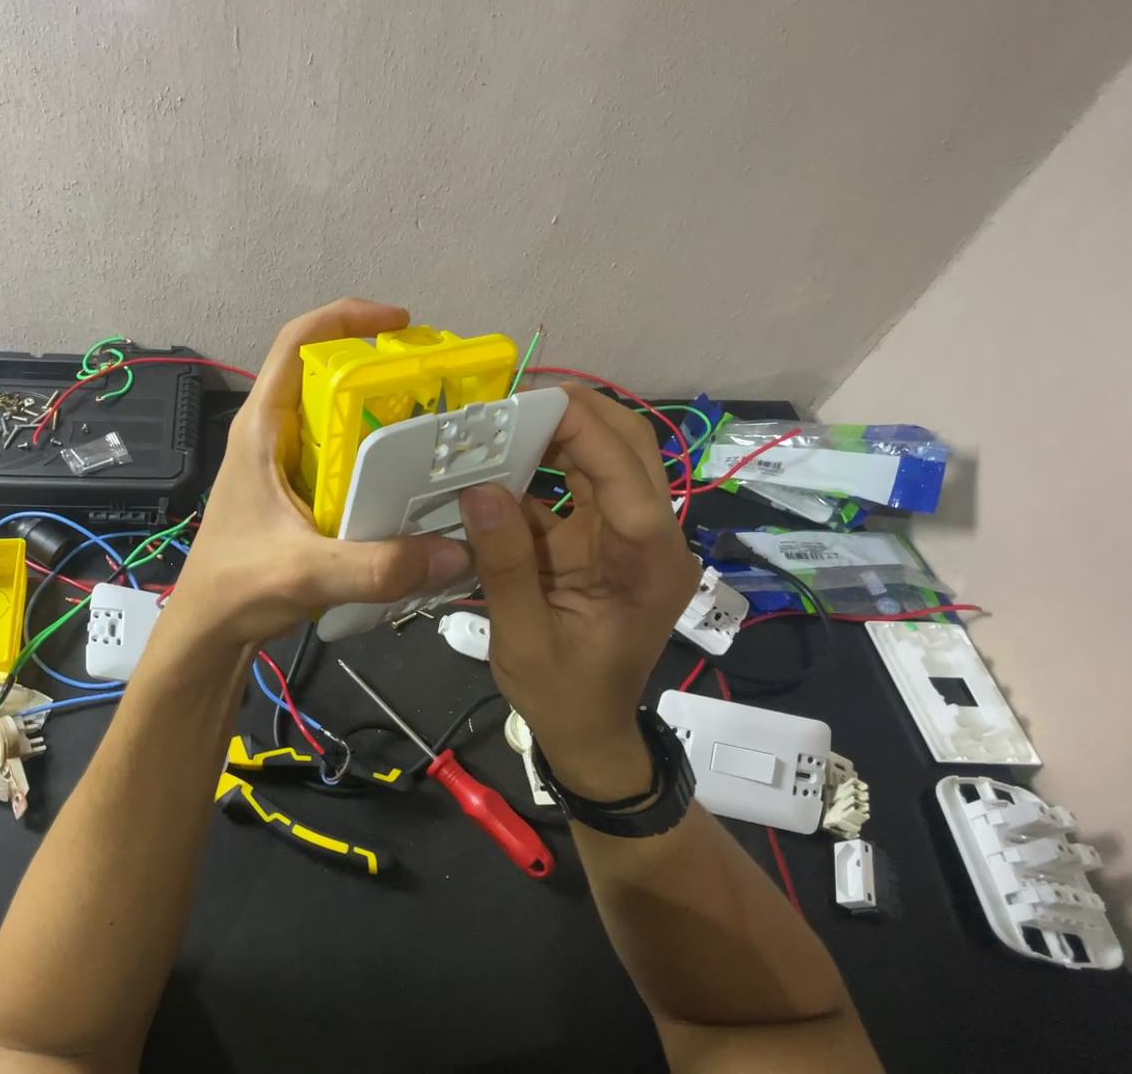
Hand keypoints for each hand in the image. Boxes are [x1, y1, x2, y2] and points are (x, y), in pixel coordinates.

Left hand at [164, 298, 470, 647]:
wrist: (210, 631)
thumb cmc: (236, 589)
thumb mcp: (305, 572)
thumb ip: (376, 565)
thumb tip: (454, 551)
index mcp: (262, 430)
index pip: (296, 344)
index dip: (345, 318)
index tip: (400, 322)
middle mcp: (275, 438)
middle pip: (327, 377)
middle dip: (382, 371)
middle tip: (440, 385)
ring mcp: (287, 467)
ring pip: (340, 421)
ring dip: (385, 418)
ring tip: (440, 430)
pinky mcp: (300, 496)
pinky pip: (346, 460)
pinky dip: (380, 461)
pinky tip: (415, 482)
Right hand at [459, 386, 698, 797]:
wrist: (590, 732)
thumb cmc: (562, 695)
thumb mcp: (523, 637)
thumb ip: (505, 564)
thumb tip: (479, 489)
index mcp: (646, 563)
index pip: (624, 473)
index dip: (580, 427)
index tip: (522, 399)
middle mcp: (653, 539)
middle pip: (630, 449)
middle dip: (575, 415)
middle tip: (509, 400)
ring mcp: (633, 539)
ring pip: (610, 460)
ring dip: (560, 436)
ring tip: (501, 421)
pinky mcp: (609, 543)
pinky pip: (583, 489)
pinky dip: (546, 470)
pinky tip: (503, 463)